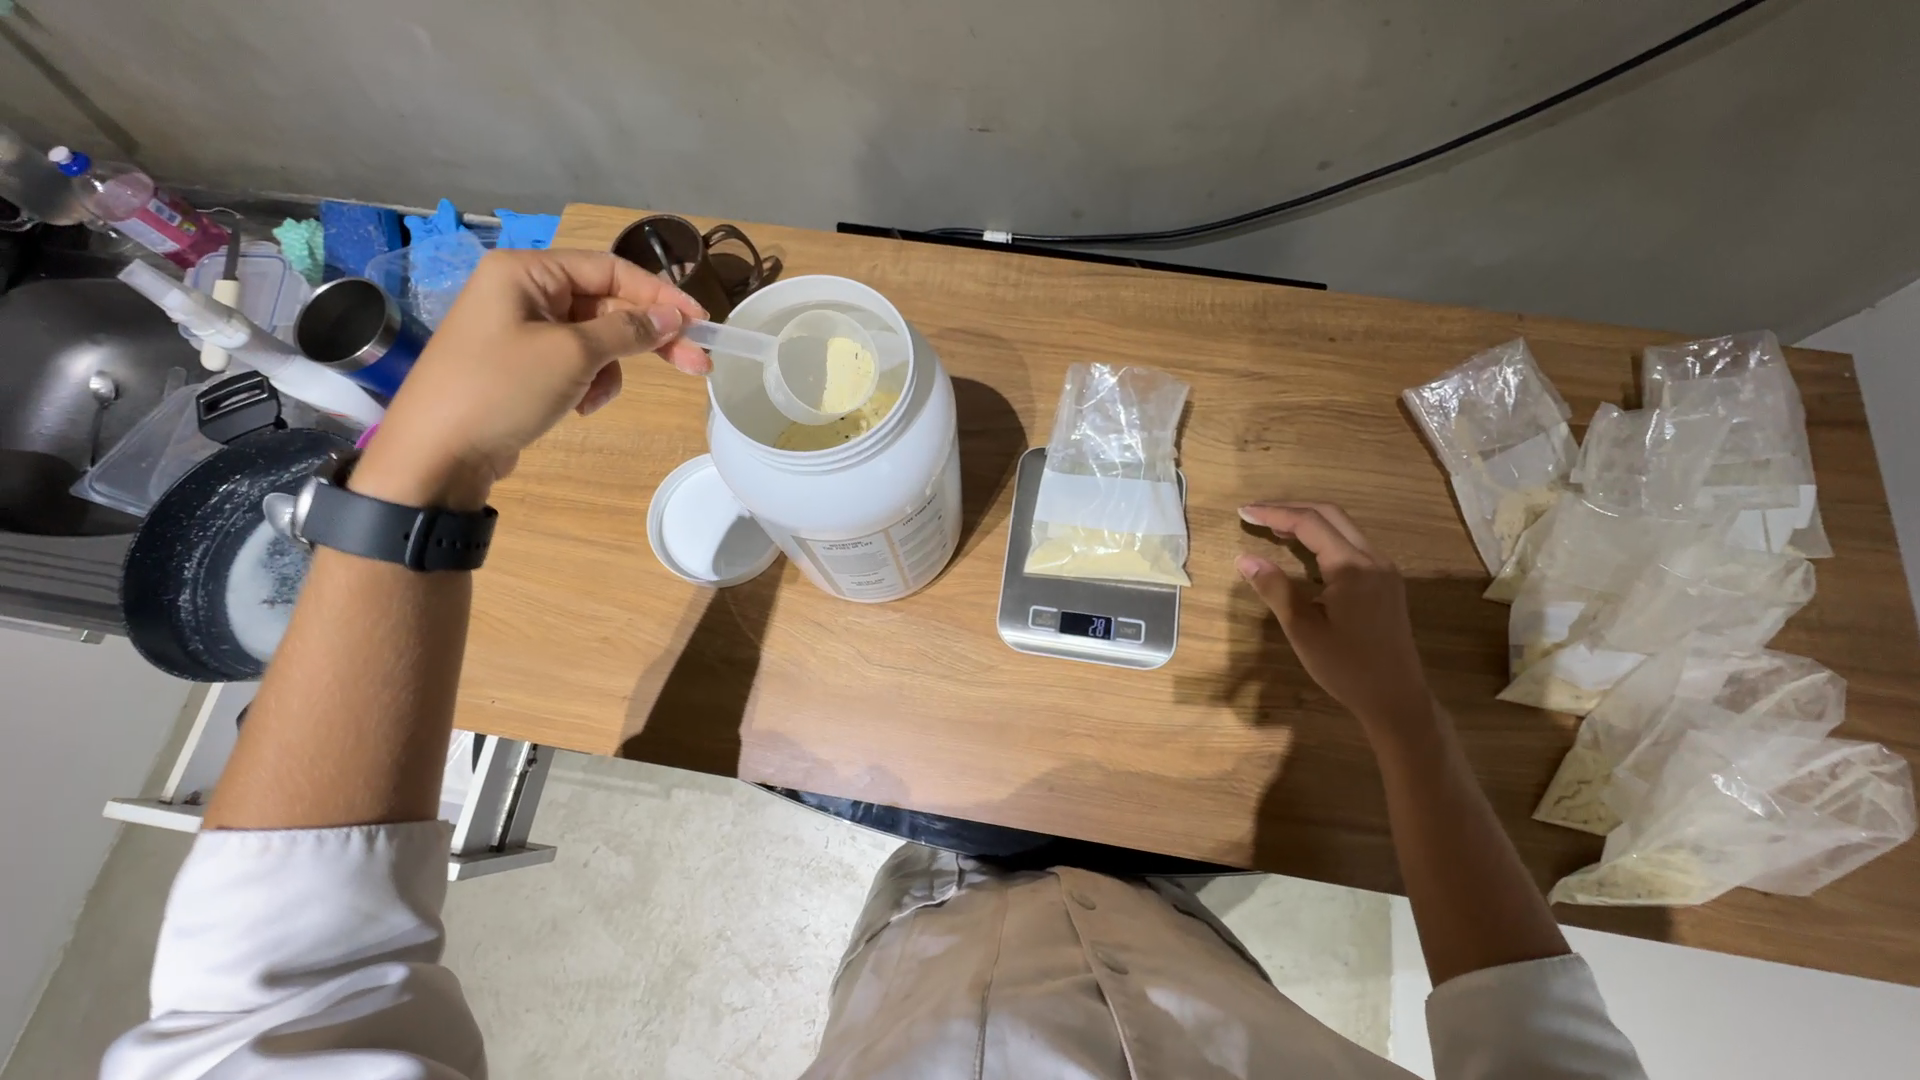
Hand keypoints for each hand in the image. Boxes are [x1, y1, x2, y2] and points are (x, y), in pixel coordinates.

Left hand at [354, 249, 707, 509]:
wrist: (438, 451)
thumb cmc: (501, 388)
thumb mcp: (573, 355)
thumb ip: (628, 330)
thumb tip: (673, 316)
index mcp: (528, 272)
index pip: (611, 269)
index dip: (660, 295)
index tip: (701, 322)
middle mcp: (524, 292)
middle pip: (607, 306)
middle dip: (647, 339)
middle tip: (697, 365)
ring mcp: (522, 330)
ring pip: (596, 340)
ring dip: (610, 370)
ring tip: (593, 400)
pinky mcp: (524, 365)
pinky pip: (576, 364)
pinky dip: (588, 384)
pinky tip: (577, 407)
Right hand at [1236, 502, 1433, 728]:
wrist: (1396, 697)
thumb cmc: (1345, 667)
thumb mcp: (1302, 629)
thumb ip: (1275, 588)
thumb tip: (1244, 558)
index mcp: (1352, 567)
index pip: (1309, 523)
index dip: (1274, 513)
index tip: (1243, 512)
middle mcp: (1373, 559)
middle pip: (1330, 515)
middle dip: (1291, 509)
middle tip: (1255, 514)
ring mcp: (1384, 569)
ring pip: (1343, 527)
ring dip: (1308, 521)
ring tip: (1273, 529)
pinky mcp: (1386, 582)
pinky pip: (1352, 544)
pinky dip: (1323, 538)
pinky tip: (1303, 551)